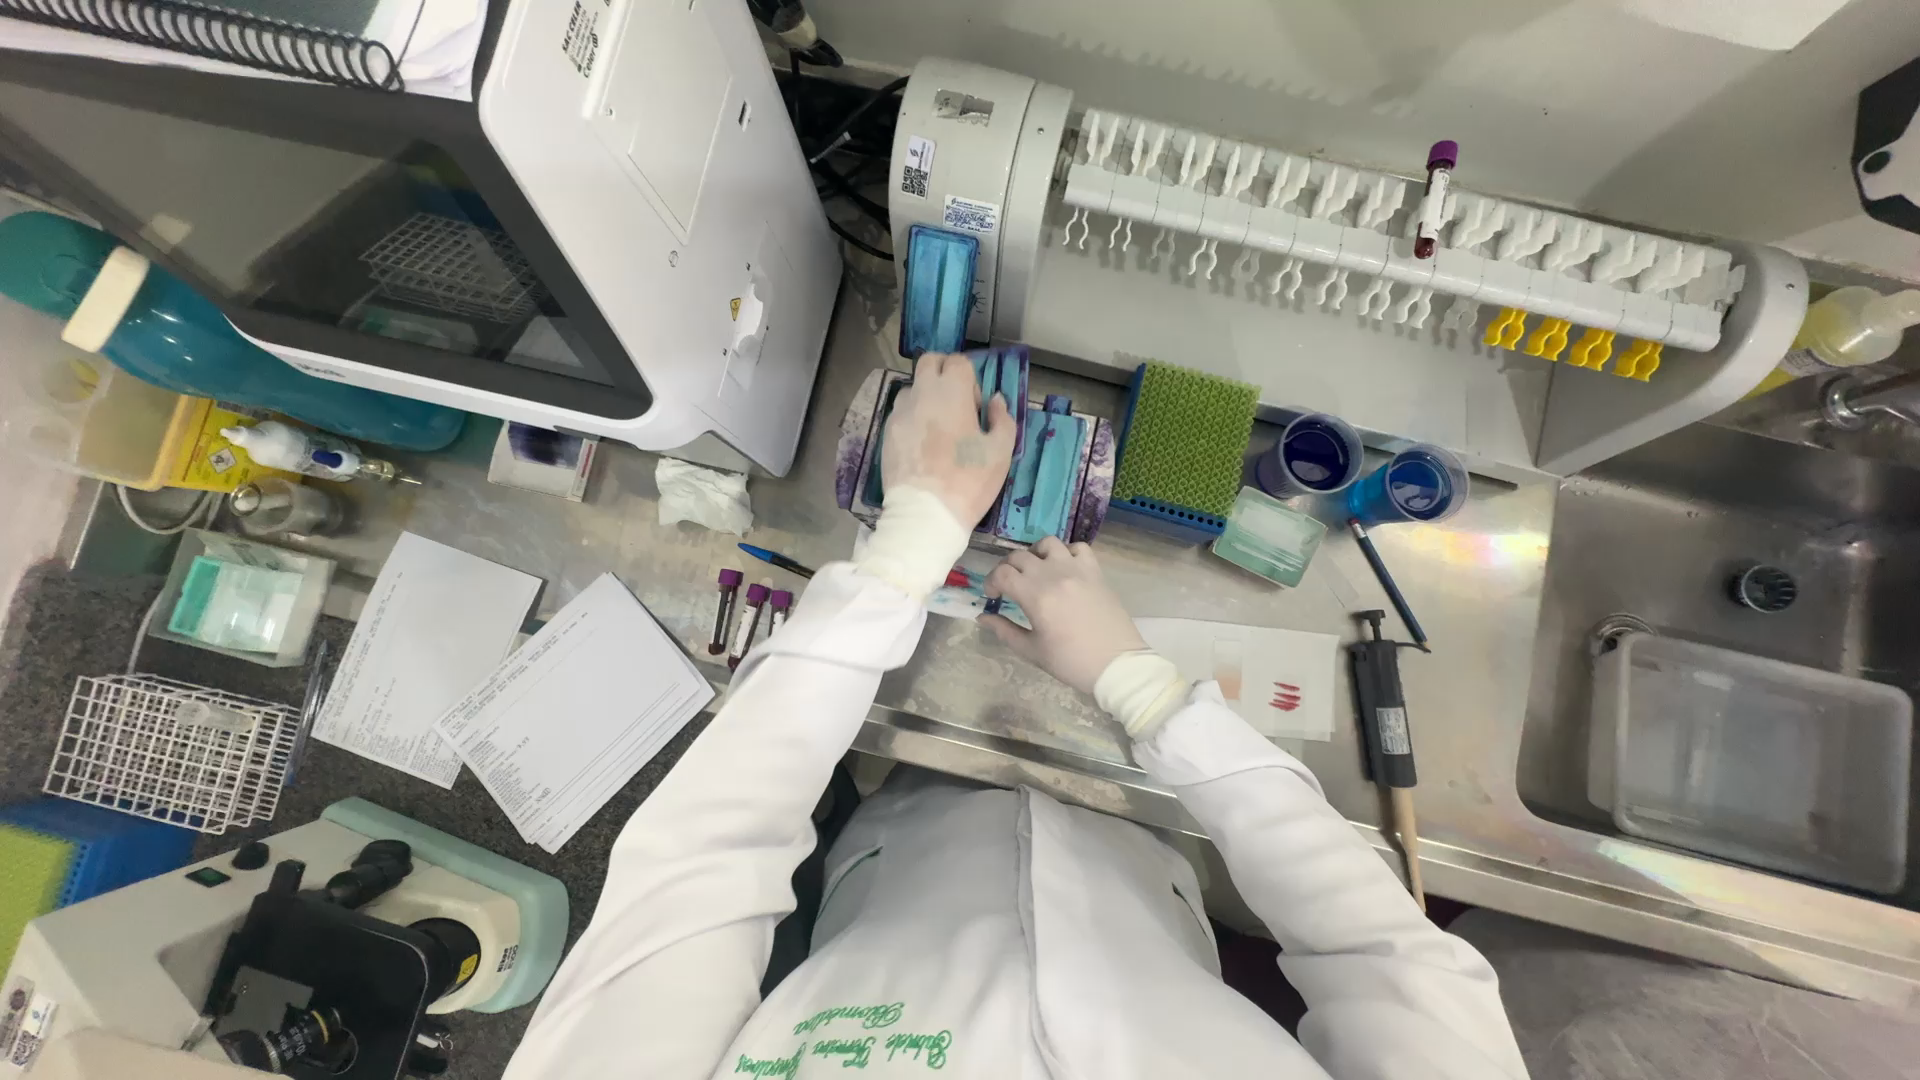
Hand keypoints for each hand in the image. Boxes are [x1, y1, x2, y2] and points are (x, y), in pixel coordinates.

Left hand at [881, 353, 1015, 527]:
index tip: (976, 406)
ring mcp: (899, 414)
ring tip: (939, 428)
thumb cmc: (969, 481)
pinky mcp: (887, 434)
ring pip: (913, 388)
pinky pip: (901, 414)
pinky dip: (914, 419)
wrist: (926, 514)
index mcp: (951, 392)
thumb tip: (996, 401)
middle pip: (929, 362)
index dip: (970, 378)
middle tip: (956, 404)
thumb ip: (1002, 418)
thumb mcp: (1001, 451)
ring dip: (927, 397)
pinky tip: (924, 446)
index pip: (958, 361)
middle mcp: (921, 394)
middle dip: (944, 373)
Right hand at [979, 536, 1146, 693]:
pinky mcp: (1096, 571)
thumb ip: (1003, 630)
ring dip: (1035, 554)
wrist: (1115, 664)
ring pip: (1048, 543)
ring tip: (1035, 571)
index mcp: (1035, 596)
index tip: (994, 597)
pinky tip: (1064, 569)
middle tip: (1009, 587)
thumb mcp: (1031, 651)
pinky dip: (1066, 553)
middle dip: (1007, 569)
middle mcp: (1054, 574)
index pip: (1002, 574)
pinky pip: (1078, 548)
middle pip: (1019, 556)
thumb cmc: (1070, 661)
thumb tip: (982, 617)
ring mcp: (1077, 569)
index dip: (991, 582)